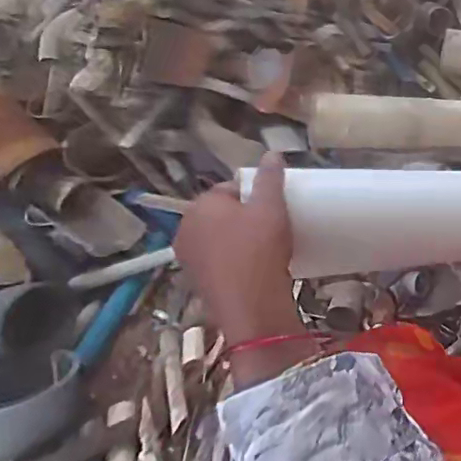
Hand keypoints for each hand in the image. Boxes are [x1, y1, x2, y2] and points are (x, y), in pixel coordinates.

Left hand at [172, 154, 312, 385]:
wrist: (251, 307)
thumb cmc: (259, 248)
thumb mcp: (271, 206)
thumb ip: (270, 177)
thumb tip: (272, 153)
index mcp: (200, 206)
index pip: (230, 188)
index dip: (254, 194)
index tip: (274, 205)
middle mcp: (186, 229)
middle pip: (223, 212)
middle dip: (245, 215)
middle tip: (274, 223)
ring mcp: (189, 259)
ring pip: (221, 237)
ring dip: (240, 237)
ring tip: (268, 244)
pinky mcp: (198, 282)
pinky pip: (220, 260)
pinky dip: (234, 258)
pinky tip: (255, 265)